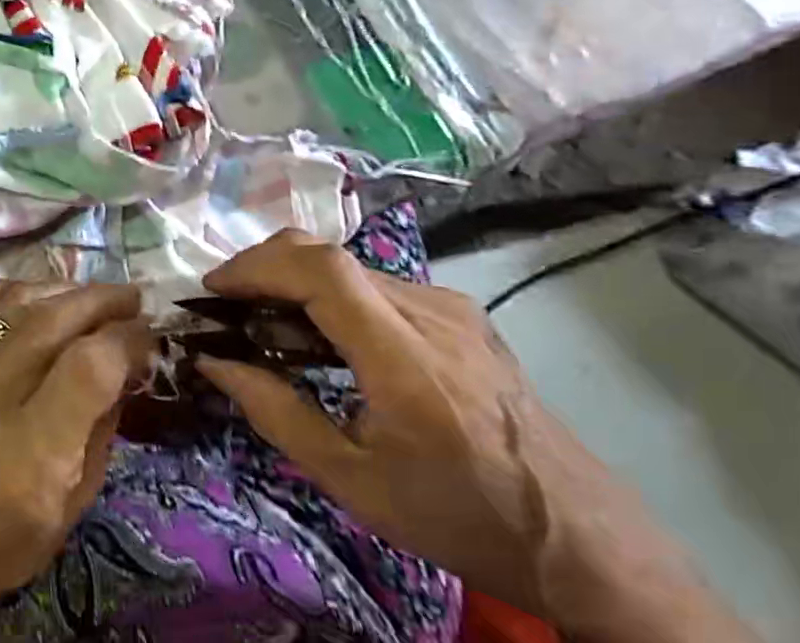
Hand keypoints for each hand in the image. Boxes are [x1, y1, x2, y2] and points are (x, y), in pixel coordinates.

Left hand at [0, 282, 150, 640]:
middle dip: (101, 302)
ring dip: (62, 290)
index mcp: (33, 447)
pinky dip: (11, 289)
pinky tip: (37, 296)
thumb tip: (126, 362)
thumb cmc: (15, 531)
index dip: (126, 340)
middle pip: (52, 322)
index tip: (149, 335)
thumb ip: (104, 424)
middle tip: (132, 299)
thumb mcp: (81, 496)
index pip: (87, 368)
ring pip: (16, 303)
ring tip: (92, 294)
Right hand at [197, 230, 755, 642]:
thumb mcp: (351, 480)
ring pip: (349, 266)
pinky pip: (376, 285)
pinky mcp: (462, 318)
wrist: (587, 545)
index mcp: (407, 360)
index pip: (322, 271)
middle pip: (328, 255)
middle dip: (262, 266)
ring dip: (292, 280)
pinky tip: (318, 333)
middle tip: (226, 302)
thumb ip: (274, 412)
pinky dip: (327, 293)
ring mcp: (453, 312)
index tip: (213, 290)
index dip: (256, 265)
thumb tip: (212, 361)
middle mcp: (434, 317)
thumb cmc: (460, 517)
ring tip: (262, 320)